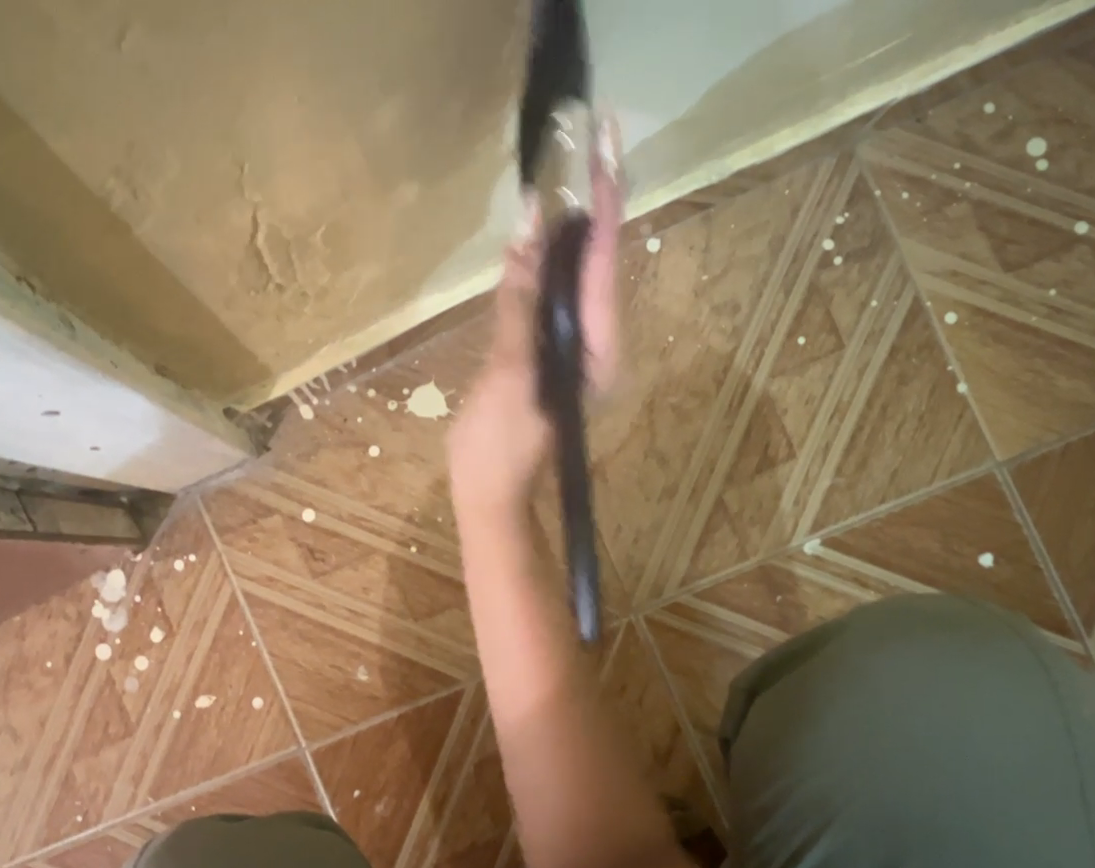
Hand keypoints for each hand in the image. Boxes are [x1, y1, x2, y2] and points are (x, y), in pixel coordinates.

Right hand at [448, 110, 624, 520]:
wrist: (489, 500)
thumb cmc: (498, 448)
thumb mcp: (508, 373)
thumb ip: (520, 301)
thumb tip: (529, 228)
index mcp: (599, 349)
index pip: (605, 260)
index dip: (605, 200)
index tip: (602, 143)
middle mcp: (597, 344)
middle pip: (599, 263)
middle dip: (593, 203)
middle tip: (585, 140)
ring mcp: (573, 350)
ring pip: (576, 279)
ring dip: (567, 230)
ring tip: (562, 173)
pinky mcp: (548, 355)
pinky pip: (551, 299)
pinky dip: (541, 267)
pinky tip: (531, 240)